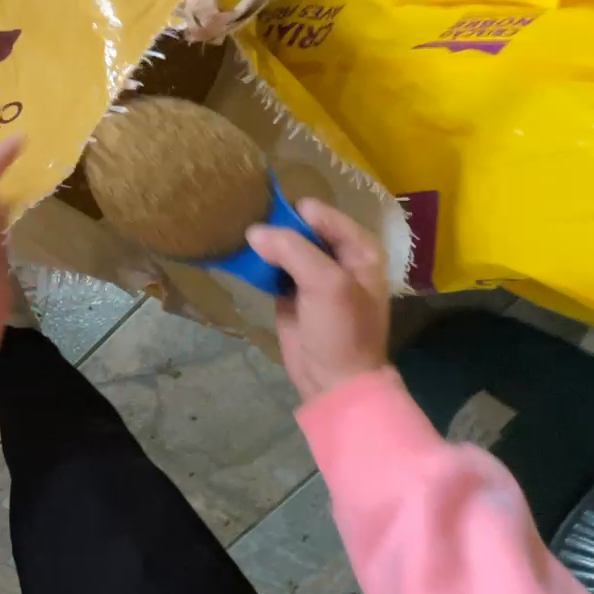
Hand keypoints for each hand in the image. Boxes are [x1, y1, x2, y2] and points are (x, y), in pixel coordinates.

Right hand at [246, 199, 390, 401]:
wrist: (333, 380)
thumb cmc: (341, 331)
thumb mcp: (326, 284)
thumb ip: (292, 250)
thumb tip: (253, 231)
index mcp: (358, 248)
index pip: (318, 213)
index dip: (291, 213)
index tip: (261, 214)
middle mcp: (337, 256)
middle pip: (298, 227)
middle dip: (273, 226)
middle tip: (243, 226)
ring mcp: (312, 275)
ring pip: (281, 246)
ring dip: (261, 244)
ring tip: (235, 239)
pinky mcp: (290, 292)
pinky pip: (270, 267)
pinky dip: (255, 262)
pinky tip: (238, 259)